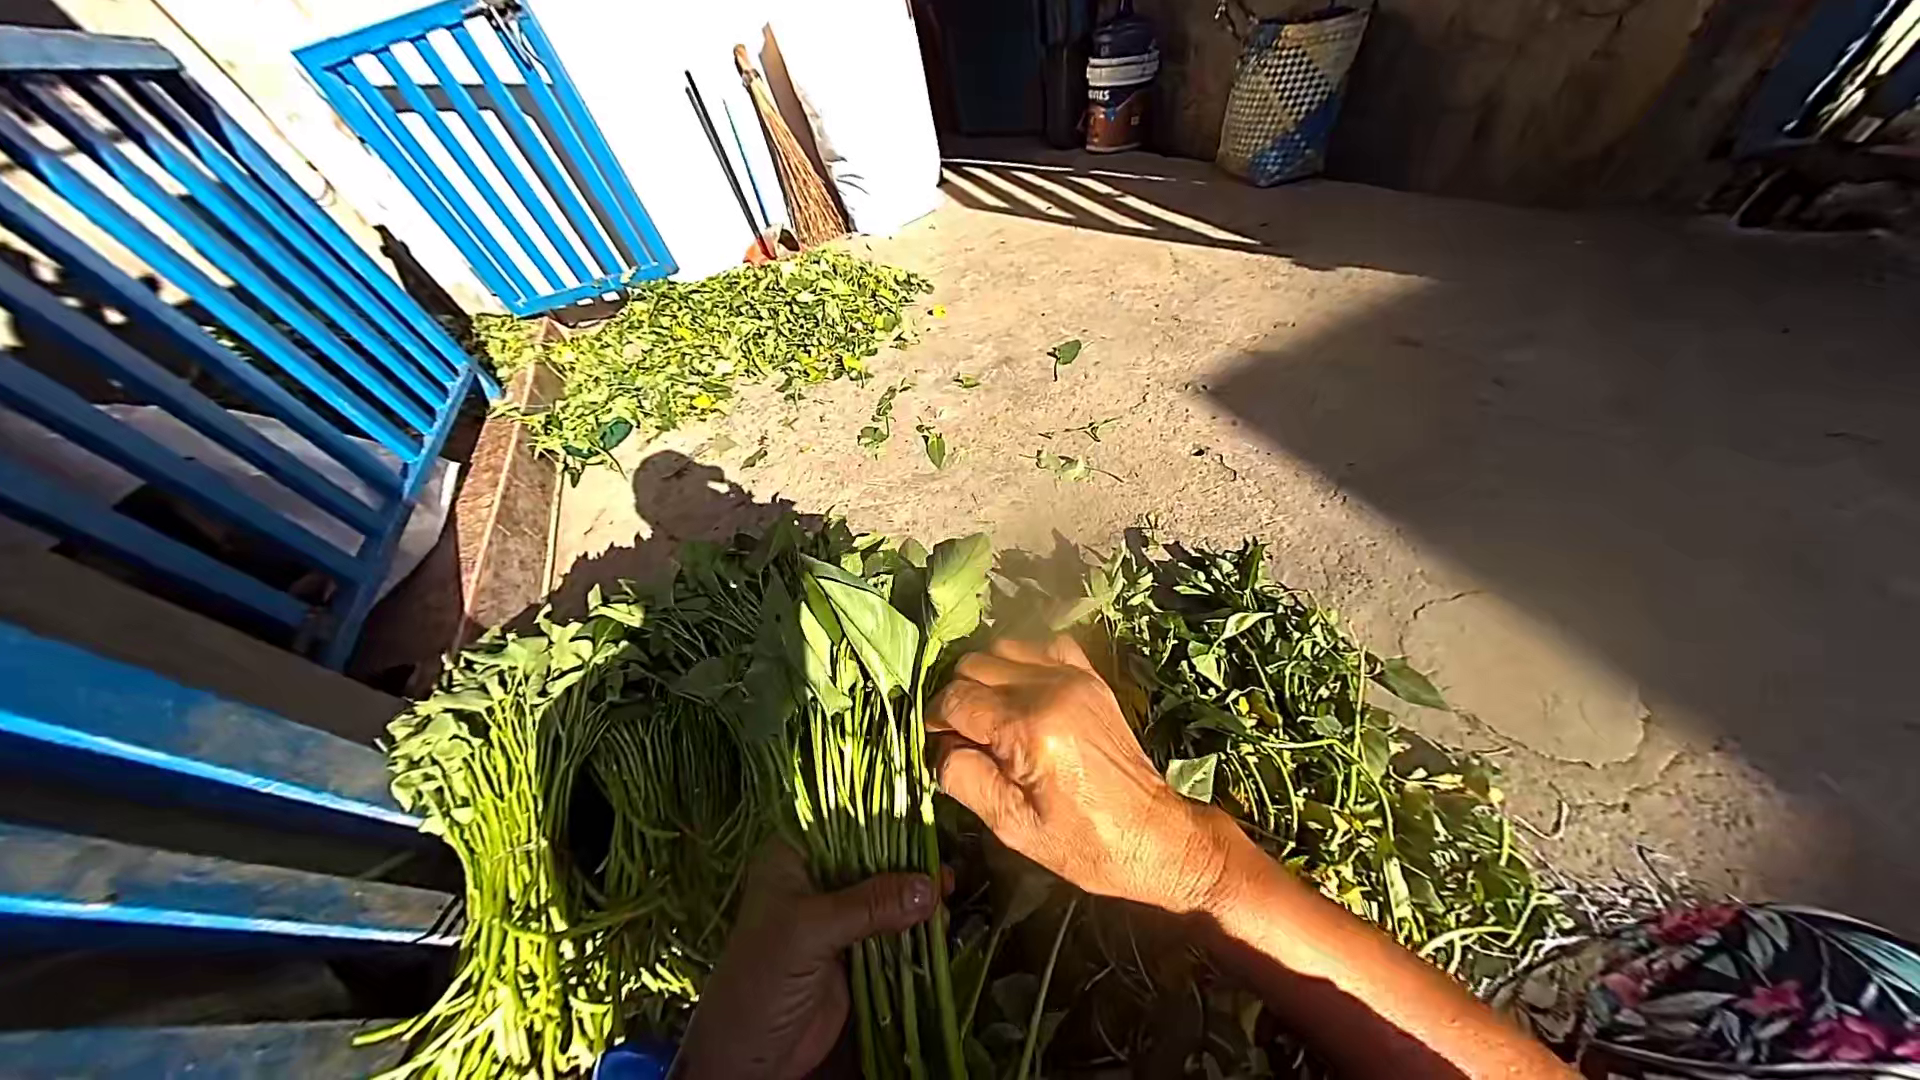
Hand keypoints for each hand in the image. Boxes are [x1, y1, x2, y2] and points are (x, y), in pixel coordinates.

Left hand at [672, 840, 934, 1079]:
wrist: (746, 1059)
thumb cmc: (762, 978)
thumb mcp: (811, 931)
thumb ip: (870, 905)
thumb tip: (930, 887)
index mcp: (794, 854)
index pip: (844, 821)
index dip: (884, 818)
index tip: (925, 820)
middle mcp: (817, 874)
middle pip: (871, 855)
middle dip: (908, 859)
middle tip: (943, 868)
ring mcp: (836, 911)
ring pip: (884, 889)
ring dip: (915, 891)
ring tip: (948, 890)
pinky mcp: (853, 944)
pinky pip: (890, 924)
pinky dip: (914, 922)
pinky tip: (938, 919)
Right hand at [928, 635, 1233, 913]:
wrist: (1153, 835)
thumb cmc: (1083, 843)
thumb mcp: (1012, 826)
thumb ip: (963, 777)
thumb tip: (937, 744)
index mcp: (1029, 729)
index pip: (955, 699)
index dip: (934, 720)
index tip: (936, 742)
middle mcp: (1050, 689)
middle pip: (972, 665)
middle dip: (956, 696)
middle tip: (962, 732)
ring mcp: (1073, 676)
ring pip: (1002, 647)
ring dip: (985, 675)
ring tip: (989, 712)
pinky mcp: (1089, 676)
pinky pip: (1042, 644)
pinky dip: (1022, 659)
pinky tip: (1020, 688)